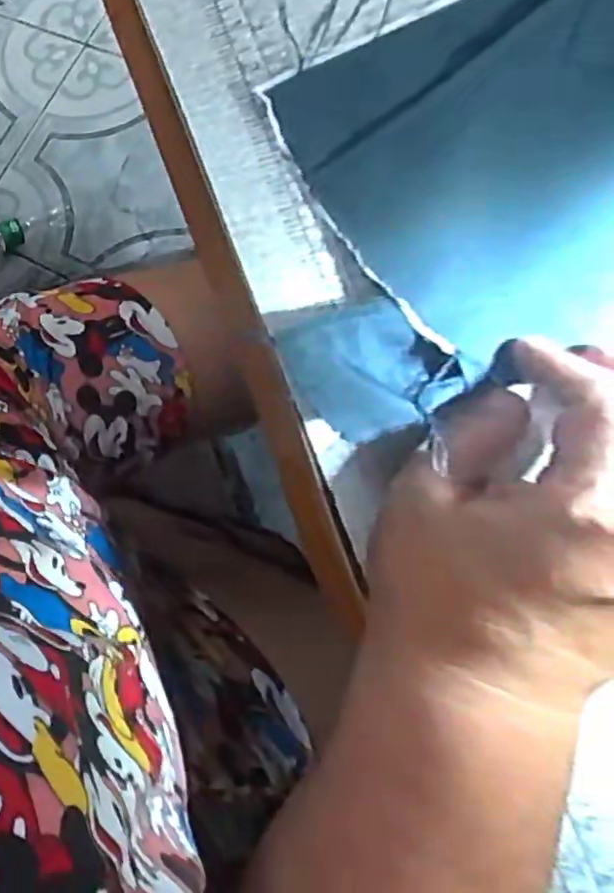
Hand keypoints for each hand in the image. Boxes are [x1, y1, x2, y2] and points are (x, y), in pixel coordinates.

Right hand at [369, 338, 613, 699]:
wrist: (479, 668)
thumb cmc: (434, 581)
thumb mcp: (423, 503)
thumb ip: (472, 442)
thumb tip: (514, 400)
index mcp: (593, 508)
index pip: (606, 412)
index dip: (568, 370)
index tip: (523, 350)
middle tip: (583, 356)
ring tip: (600, 394)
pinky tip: (601, 443)